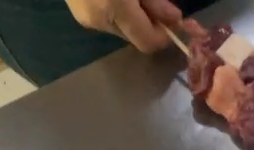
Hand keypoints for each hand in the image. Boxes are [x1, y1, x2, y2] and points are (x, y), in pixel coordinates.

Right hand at [64, 0, 181, 52]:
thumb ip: (155, 1)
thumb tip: (173, 20)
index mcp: (114, 7)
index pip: (147, 41)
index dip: (164, 34)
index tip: (175, 17)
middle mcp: (98, 19)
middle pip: (135, 37)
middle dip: (149, 22)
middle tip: (157, 1)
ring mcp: (85, 17)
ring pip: (122, 28)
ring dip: (134, 15)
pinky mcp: (78, 11)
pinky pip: (107, 17)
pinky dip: (118, 8)